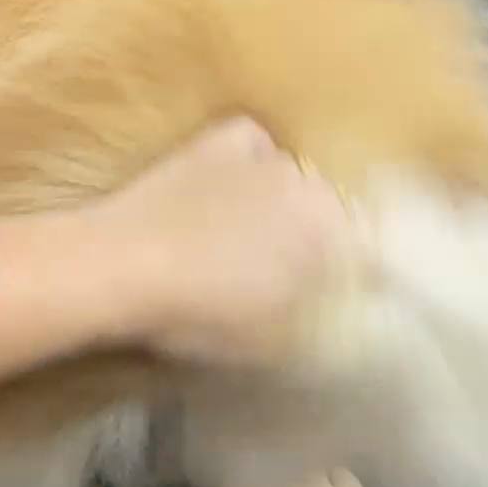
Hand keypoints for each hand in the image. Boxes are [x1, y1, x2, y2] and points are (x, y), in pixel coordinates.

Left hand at [85, 116, 351, 370]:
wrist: (119, 266)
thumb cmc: (198, 314)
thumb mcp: (271, 343)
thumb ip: (314, 321)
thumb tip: (328, 311)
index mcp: (334, 233)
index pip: (368, 254)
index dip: (351, 280)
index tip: (326, 299)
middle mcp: (307, 184)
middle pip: (330, 211)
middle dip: (317, 239)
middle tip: (284, 272)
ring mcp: (259, 157)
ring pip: (293, 177)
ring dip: (283, 201)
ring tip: (248, 232)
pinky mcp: (213, 143)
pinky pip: (252, 142)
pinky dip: (250, 158)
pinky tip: (233, 179)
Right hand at [153, 468, 418, 486]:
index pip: (222, 467)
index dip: (208, 460)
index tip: (197, 460)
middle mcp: (288, 485)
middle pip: (255, 452)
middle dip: (241, 454)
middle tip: (235, 465)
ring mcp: (322, 481)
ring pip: (289, 452)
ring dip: (277, 456)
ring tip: (269, 464)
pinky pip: (323, 462)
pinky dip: (314, 466)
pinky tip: (310, 478)